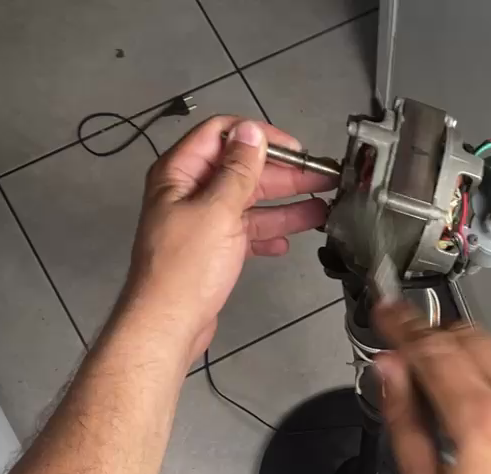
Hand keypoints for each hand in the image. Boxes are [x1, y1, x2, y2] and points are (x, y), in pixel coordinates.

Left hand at [118, 116, 332, 357]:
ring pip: (249, 205)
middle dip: (282, 175)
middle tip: (321, 178)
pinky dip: (267, 237)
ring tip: (321, 211)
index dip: (260, 136)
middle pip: (241, 171)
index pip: (222, 134)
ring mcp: (203, 223)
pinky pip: (245, 235)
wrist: (169, 324)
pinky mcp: (213, 251)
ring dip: (284, 207)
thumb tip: (251, 132)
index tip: (296, 149)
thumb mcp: (216, 212)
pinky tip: (287, 243)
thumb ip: (237, 171)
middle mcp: (190, 192)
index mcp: (180, 172)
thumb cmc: (186, 269)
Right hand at [373, 304, 490, 473]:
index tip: (388, 312)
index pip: (434, 350)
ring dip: (472, 359)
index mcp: (480, 420)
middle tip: (420, 358)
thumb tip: (389, 368)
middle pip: (466, 336)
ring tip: (465, 400)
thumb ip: (403, 417)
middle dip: (436, 340)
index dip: (404, 327)